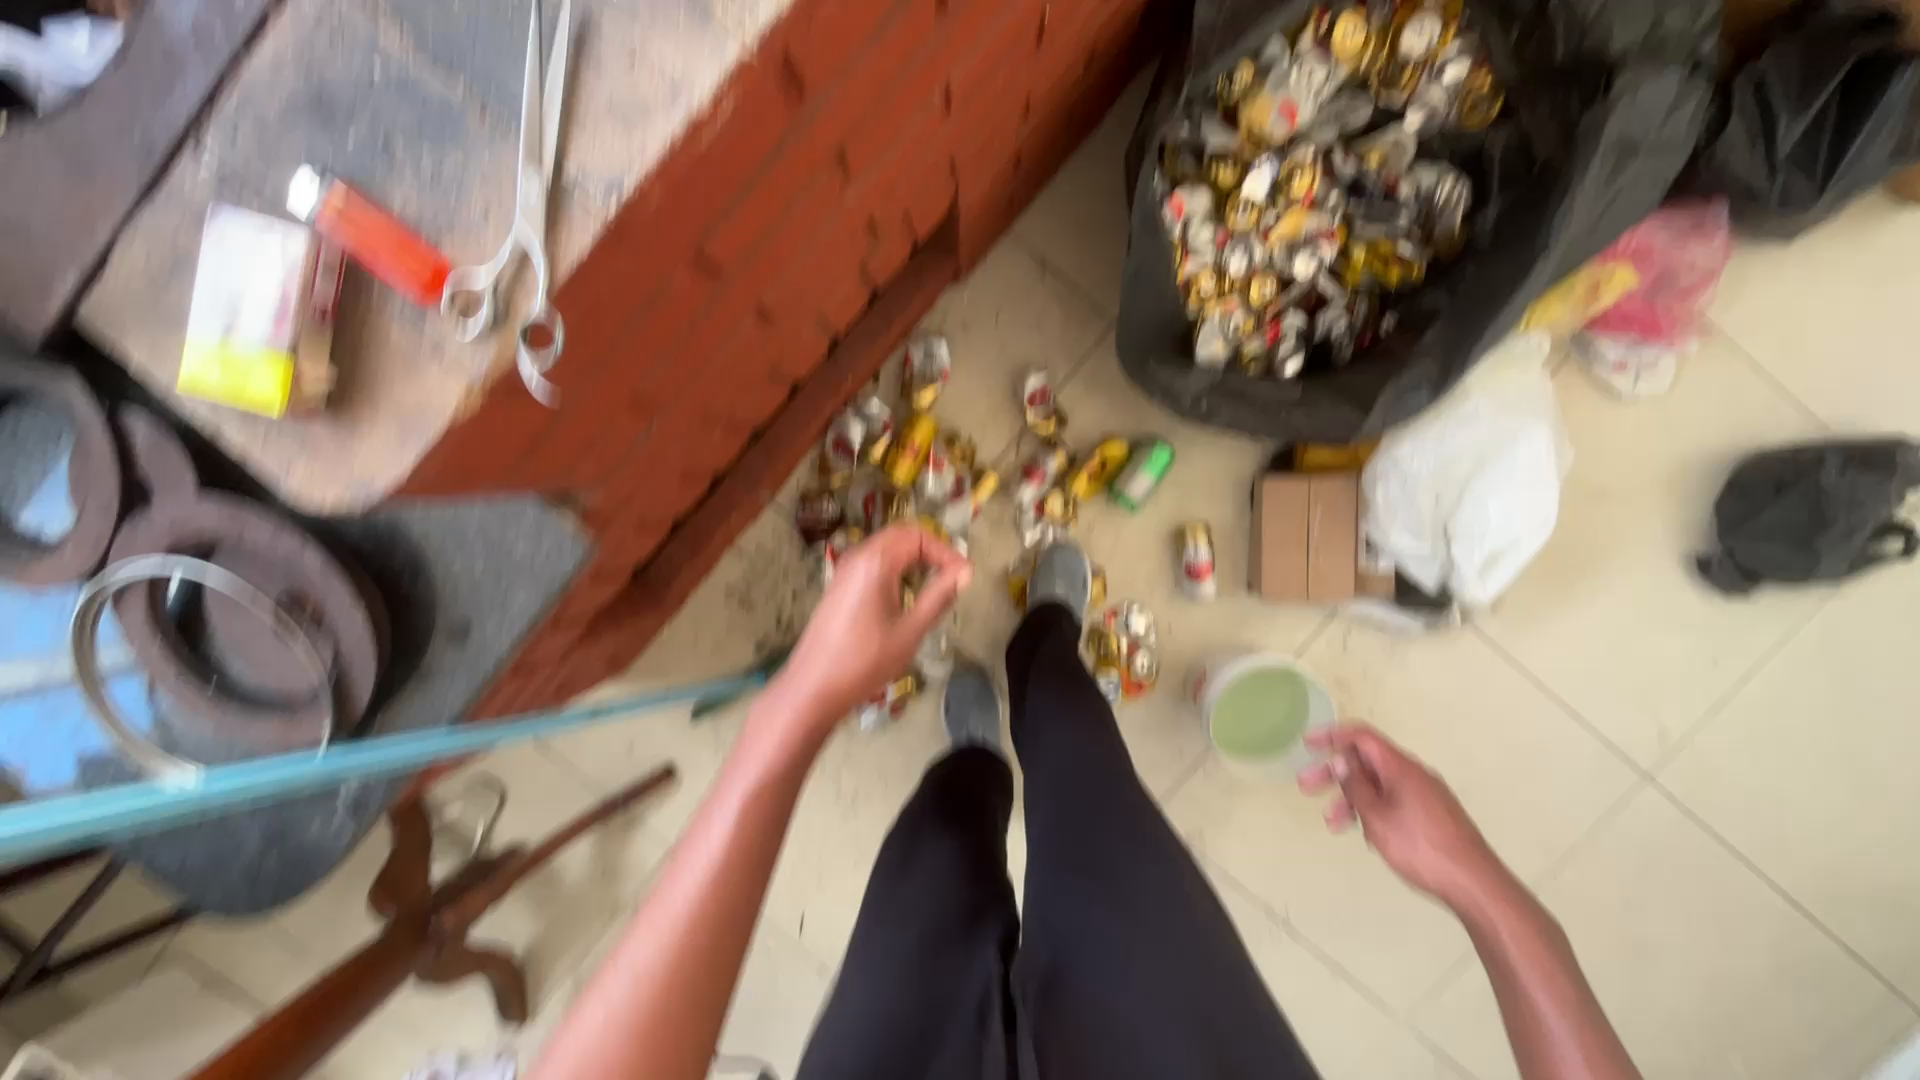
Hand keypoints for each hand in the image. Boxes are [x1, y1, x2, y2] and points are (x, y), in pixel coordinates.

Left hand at [765, 524, 970, 736]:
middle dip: (931, 551)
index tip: (965, 576)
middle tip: (953, 575)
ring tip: (934, 586)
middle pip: (901, 535)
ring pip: (886, 549)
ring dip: (913, 559)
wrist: (814, 687)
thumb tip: (965, 572)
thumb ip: (939, 597)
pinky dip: (895, 569)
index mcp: (876, 562)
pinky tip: (905, 597)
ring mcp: (845, 571)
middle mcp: (858, 557)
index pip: (918, 536)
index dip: (946, 551)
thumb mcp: (911, 631)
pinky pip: (873, 564)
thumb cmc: (866, 660)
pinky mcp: (839, 587)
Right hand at [1298, 723, 1506, 909]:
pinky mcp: (1430, 814)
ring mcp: (1424, 795)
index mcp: (1400, 768)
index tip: (1307, 745)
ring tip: (1331, 823)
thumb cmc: (1419, 847)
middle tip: (1305, 787)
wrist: (1474, 883)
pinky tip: (1364, 833)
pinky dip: (1371, 810)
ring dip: (1350, 798)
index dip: (1332, 735)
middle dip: (1333, 773)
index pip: (1361, 737)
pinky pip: (1392, 800)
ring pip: (1378, 785)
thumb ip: (1355, 787)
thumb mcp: (1377, 817)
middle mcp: (1413, 774)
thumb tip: (1341, 760)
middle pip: (1366, 762)